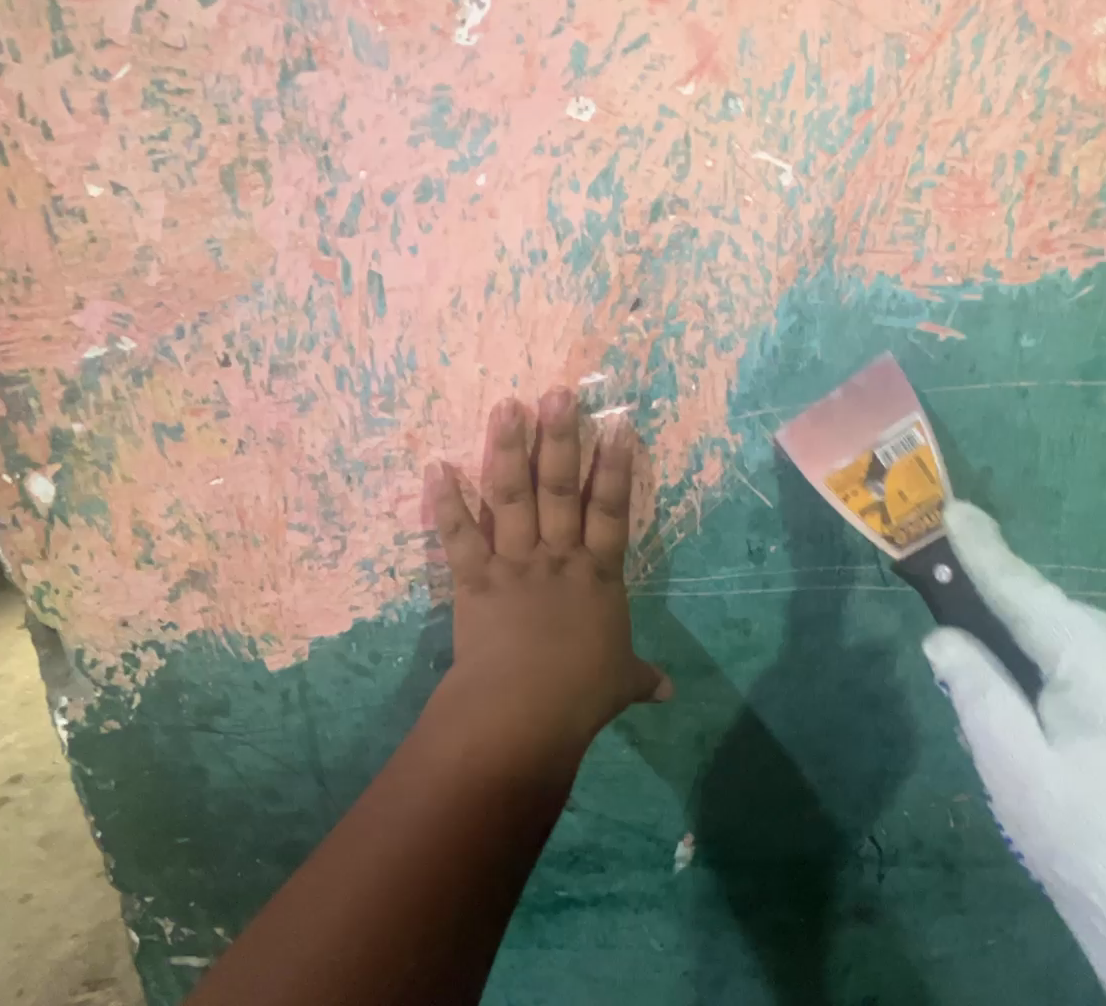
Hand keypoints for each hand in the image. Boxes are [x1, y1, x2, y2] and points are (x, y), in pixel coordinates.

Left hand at [423, 389, 670, 767]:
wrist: (525, 711)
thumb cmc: (580, 694)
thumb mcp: (620, 682)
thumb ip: (641, 677)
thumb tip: (670, 691)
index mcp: (598, 575)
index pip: (611, 510)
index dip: (615, 466)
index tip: (617, 423)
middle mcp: (558, 557)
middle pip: (561, 489)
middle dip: (561, 439)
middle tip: (558, 394)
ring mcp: (514, 564)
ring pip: (512, 498)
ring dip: (507, 451)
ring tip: (506, 406)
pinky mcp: (475, 581)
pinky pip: (458, 537)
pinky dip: (444, 503)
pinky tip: (435, 466)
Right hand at [922, 501, 1105, 1005]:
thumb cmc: (1089, 846)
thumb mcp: (1013, 769)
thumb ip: (976, 691)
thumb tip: (945, 637)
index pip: (1030, 596)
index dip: (986, 554)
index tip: (954, 511)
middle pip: (1066, 618)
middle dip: (1014, 610)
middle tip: (962, 623)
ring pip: (1096, 645)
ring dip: (1047, 647)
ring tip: (1010, 686)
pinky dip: (1079, 674)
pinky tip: (1064, 717)